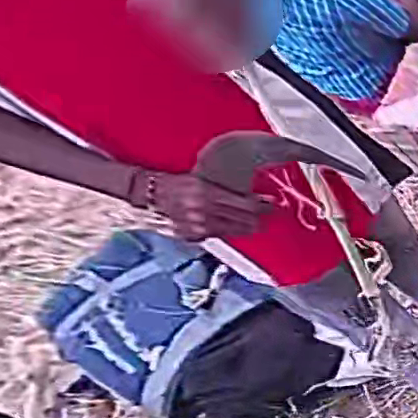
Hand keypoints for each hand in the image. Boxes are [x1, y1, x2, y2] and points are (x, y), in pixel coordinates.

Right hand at [139, 172, 273, 241]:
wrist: (145, 195)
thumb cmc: (174, 184)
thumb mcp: (199, 181)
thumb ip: (223, 191)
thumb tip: (252, 197)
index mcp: (207, 193)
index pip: (248, 205)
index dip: (264, 207)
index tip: (273, 205)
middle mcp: (204, 210)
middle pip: (246, 220)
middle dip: (260, 219)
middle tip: (268, 216)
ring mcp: (199, 225)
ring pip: (236, 231)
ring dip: (249, 228)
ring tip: (256, 224)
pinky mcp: (193, 235)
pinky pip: (221, 236)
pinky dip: (231, 232)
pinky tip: (235, 229)